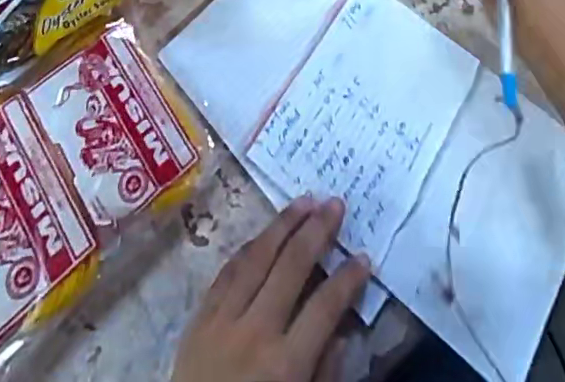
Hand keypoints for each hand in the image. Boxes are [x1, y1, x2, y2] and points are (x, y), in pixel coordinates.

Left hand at [172, 196, 369, 381]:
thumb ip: (324, 374)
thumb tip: (343, 332)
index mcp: (285, 363)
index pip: (325, 308)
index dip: (348, 279)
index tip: (364, 256)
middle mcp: (255, 331)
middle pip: (291, 267)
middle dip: (316, 231)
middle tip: (335, 203)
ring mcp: (223, 318)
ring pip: (256, 256)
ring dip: (282, 225)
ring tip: (303, 200)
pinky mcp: (200, 316)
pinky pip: (227, 270)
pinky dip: (249, 247)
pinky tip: (263, 232)